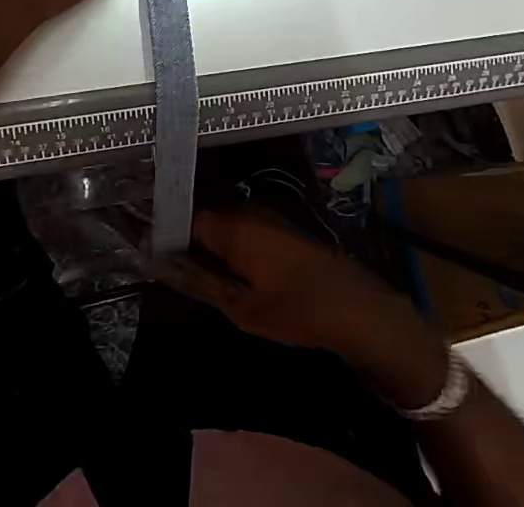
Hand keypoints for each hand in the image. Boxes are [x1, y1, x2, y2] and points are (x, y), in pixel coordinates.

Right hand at [155, 209, 424, 355]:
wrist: (362, 310)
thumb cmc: (299, 311)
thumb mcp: (243, 310)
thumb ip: (201, 284)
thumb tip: (165, 267)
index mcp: (233, 227)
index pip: (185, 218)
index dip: (170, 235)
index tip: (161, 257)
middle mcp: (248, 212)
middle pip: (206, 217)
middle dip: (193, 240)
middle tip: (188, 273)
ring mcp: (269, 217)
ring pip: (227, 223)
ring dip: (216, 244)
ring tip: (213, 276)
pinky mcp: (284, 228)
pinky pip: (247, 229)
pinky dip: (237, 246)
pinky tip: (242, 273)